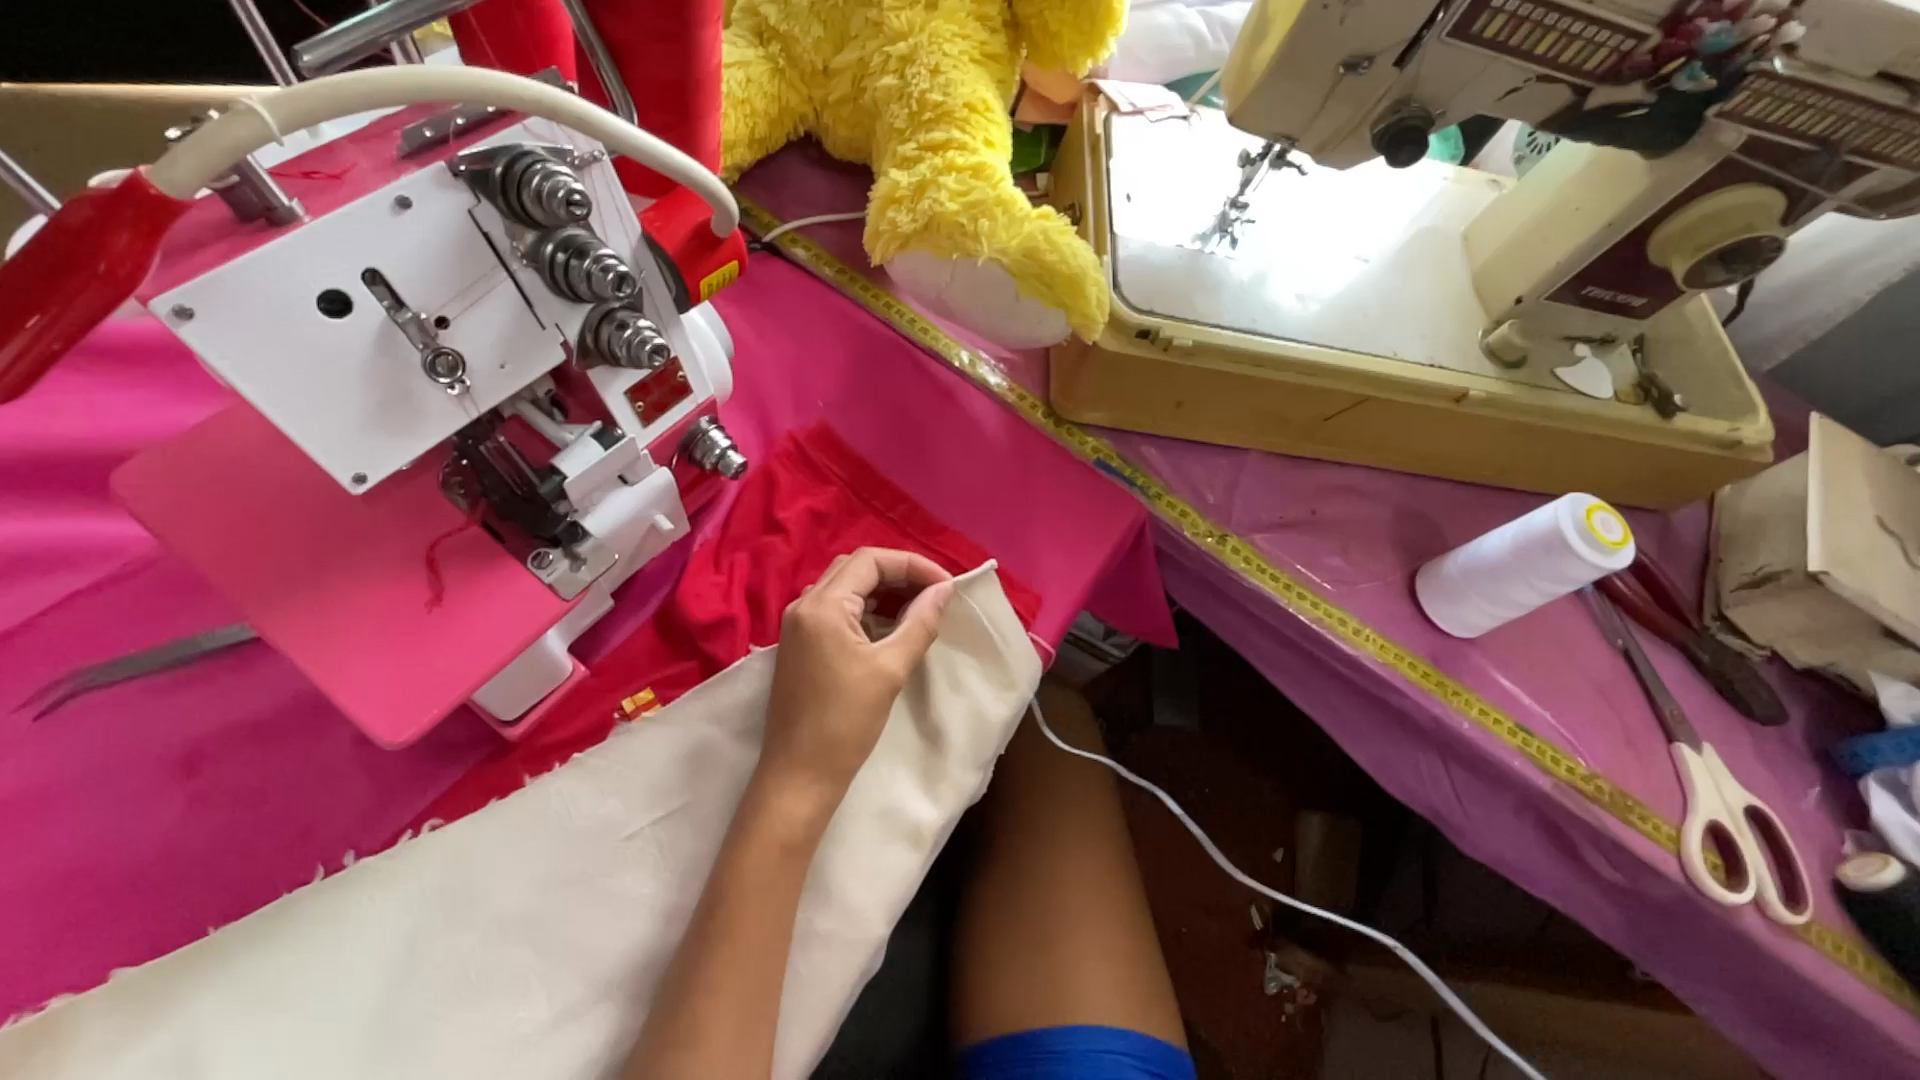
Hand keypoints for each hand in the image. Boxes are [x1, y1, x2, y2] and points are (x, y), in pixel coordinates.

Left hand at [759, 548, 955, 801]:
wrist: (799, 775)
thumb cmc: (845, 723)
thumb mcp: (890, 670)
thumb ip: (919, 623)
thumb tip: (944, 591)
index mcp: (822, 605)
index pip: (871, 560)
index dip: (913, 566)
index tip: (946, 587)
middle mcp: (804, 605)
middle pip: (856, 567)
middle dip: (899, 574)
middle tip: (935, 595)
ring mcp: (798, 625)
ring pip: (846, 587)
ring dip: (883, 591)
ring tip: (919, 609)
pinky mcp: (800, 645)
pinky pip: (836, 610)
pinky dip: (866, 609)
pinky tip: (891, 628)